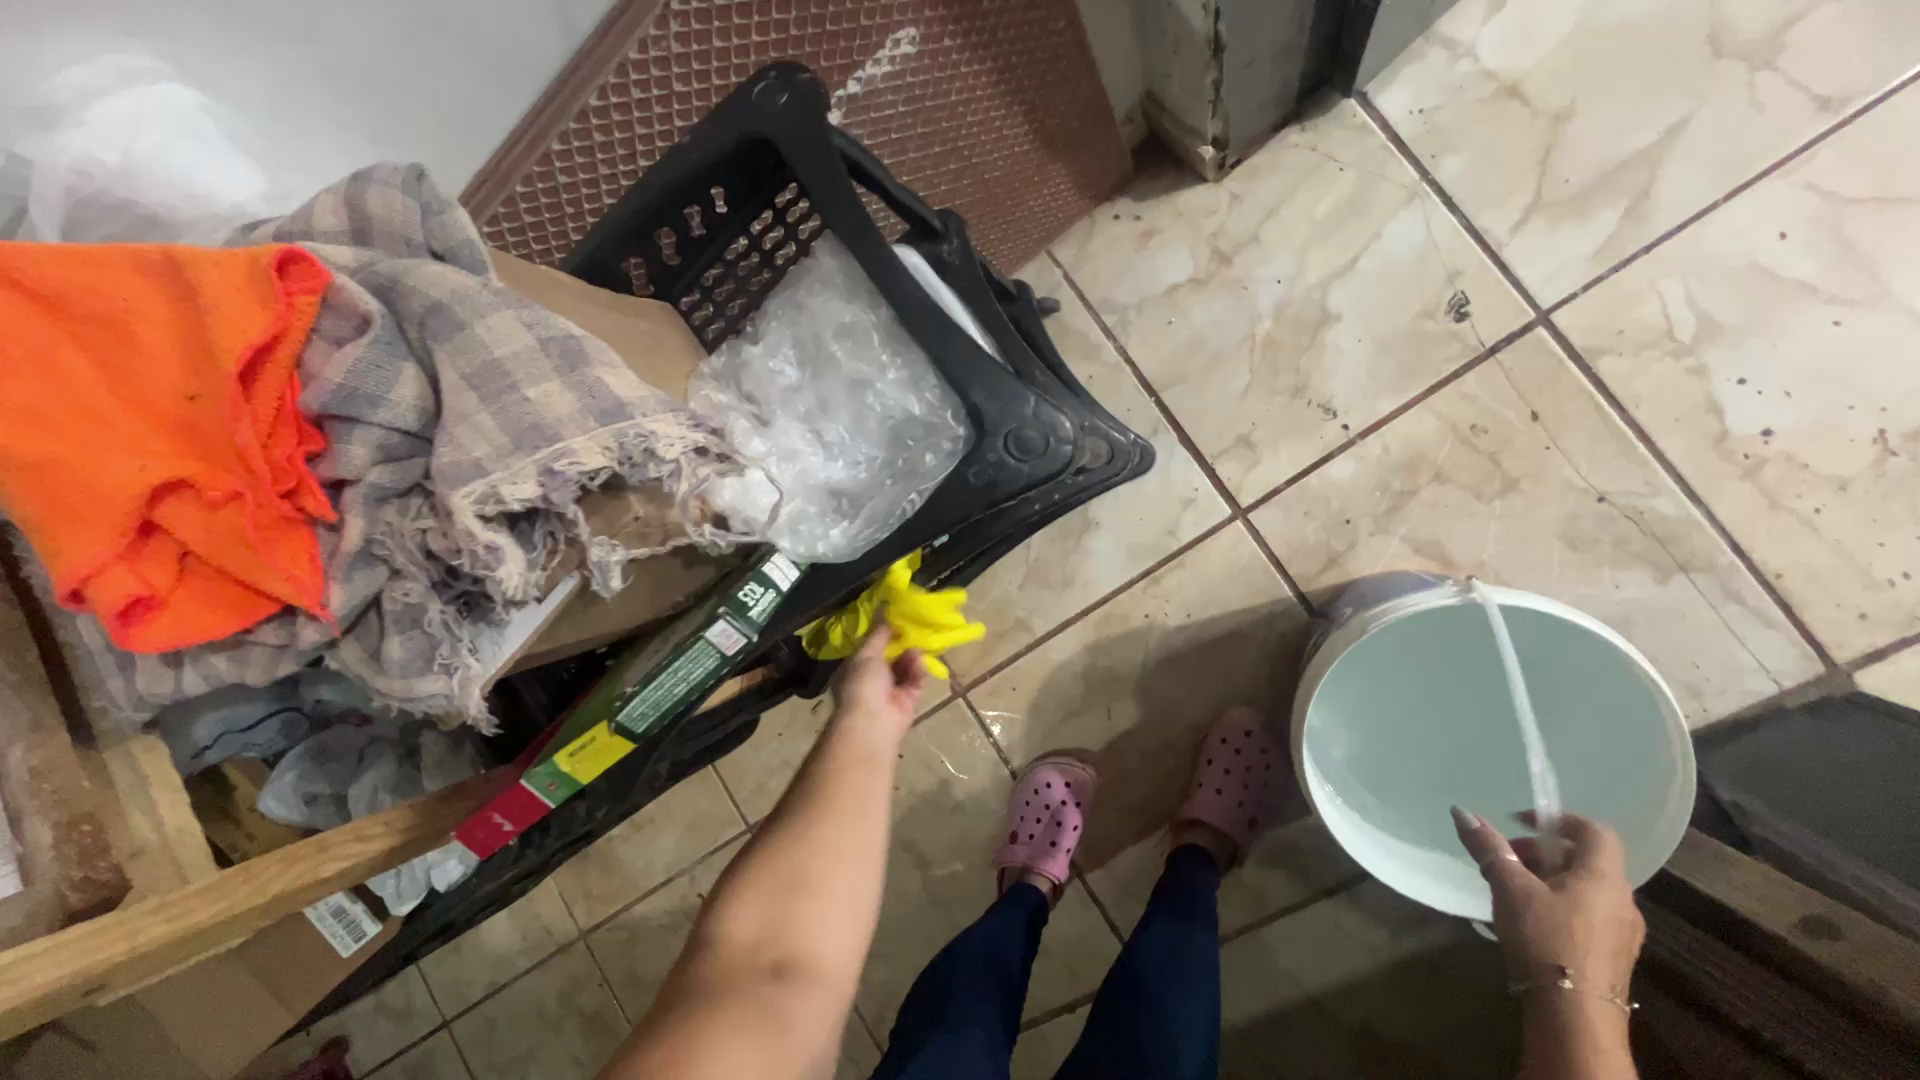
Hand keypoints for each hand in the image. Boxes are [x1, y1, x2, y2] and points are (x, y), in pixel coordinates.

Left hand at [829, 626, 926, 739]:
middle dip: (902, 645)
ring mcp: (891, 691)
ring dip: (911, 657)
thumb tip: (884, 611)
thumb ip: (878, 634)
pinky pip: (916, 681)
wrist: (873, 721)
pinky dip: (918, 672)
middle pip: (891, 657)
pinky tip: (920, 663)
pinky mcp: (908, 701)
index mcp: (856, 668)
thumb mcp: (867, 653)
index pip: (872, 648)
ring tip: (917, 649)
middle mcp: (873, 679)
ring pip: (905, 668)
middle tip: (914, 631)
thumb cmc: (862, 683)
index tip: (898, 620)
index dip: (884, 634)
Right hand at [1451, 807, 1645, 995]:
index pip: (1593, 830)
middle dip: (1542, 853)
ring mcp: (1623, 932)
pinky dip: (1559, 905)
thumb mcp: (1509, 888)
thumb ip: (1488, 849)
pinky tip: (1529, 923)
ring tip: (1511, 892)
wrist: (1575, 1016)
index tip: (1520, 824)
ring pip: (1585, 889)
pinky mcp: (1614, 956)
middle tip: (1506, 862)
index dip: (1558, 819)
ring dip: (1549, 880)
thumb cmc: (1545, 940)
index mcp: (1604, 877)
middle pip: (1586, 860)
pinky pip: (1587, 914)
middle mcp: (1623, 900)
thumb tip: (1461, 811)